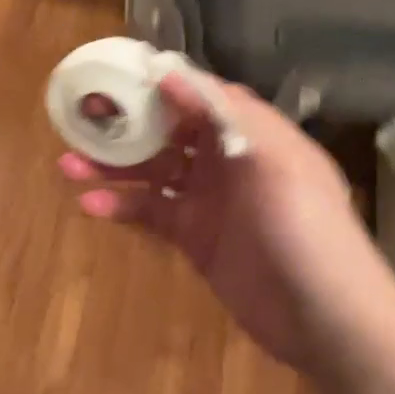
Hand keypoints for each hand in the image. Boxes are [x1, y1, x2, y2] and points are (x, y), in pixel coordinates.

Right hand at [57, 71, 389, 368]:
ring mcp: (209, 200)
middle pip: (169, 130)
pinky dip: (121, 206)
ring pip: (153, 171)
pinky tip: (89, 204)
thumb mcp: (277, 161)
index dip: (161, 83)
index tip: (116, 73)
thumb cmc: (306, 229)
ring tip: (68, 161)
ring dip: (113, 165)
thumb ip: (227, 114)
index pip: (201, 95)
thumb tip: (170, 74)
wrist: (326, 320)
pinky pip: (151, 212)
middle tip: (81, 115)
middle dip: (127, 122)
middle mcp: (228, 160)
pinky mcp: (194, 238)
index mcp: (252, 133)